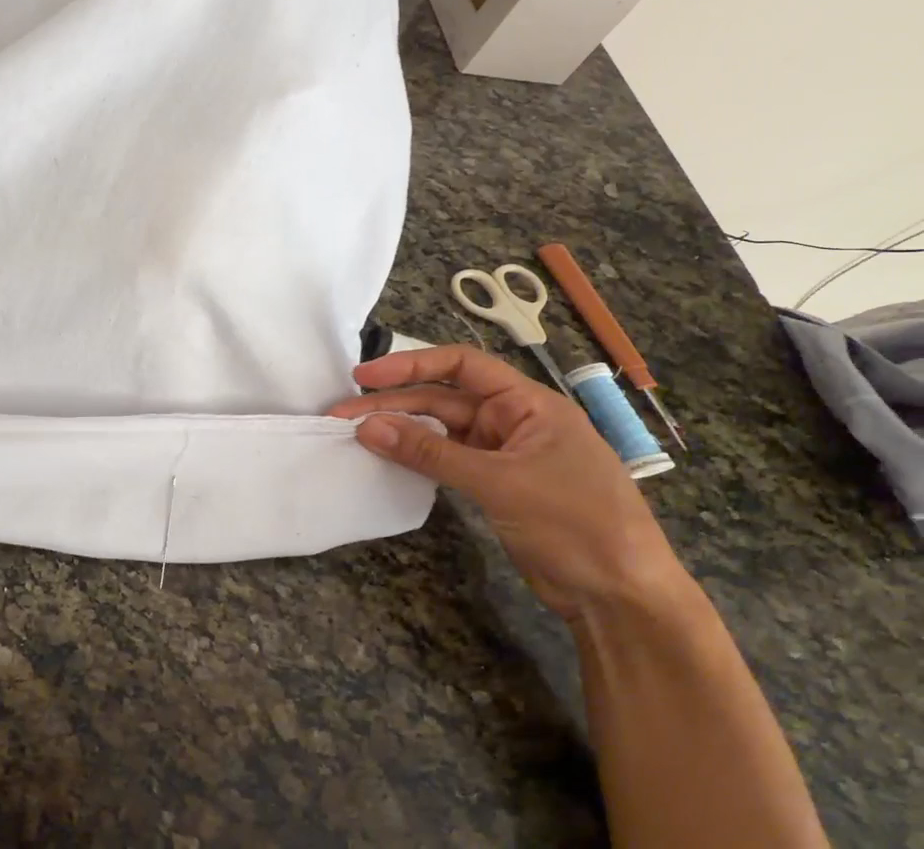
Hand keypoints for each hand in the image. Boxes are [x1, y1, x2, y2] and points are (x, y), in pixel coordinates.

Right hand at [328, 345, 686, 620]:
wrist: (620, 595)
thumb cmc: (576, 524)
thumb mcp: (499, 483)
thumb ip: (430, 453)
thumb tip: (366, 427)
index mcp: (530, 405)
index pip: (463, 366)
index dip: (411, 365)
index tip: (364, 376)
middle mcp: (514, 422)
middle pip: (442, 400)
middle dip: (392, 404)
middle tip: (340, 415)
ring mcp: (503, 455)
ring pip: (440, 431)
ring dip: (399, 432)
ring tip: (353, 436)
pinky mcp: (494, 486)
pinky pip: (445, 460)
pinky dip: (414, 458)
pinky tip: (385, 459)